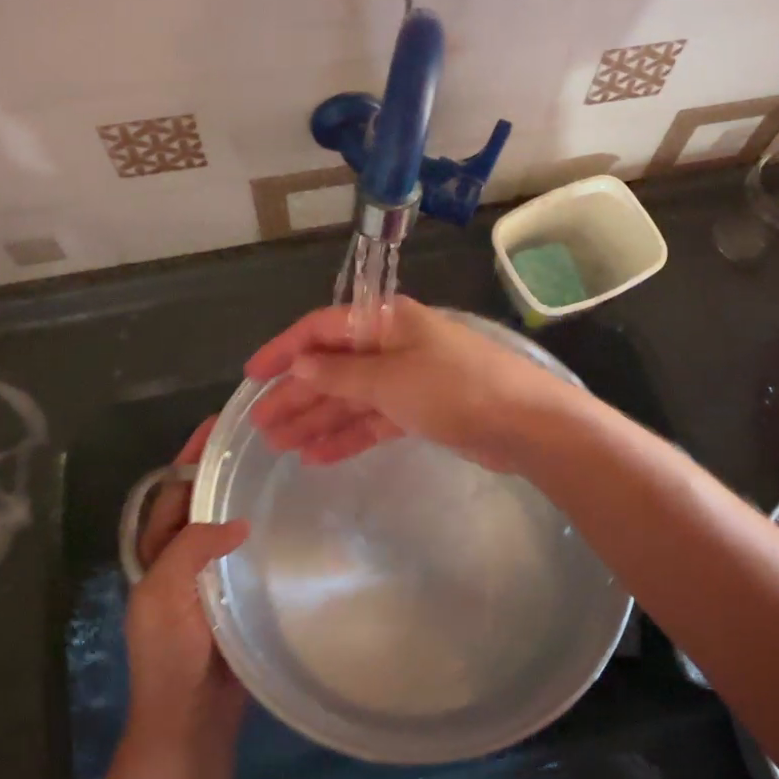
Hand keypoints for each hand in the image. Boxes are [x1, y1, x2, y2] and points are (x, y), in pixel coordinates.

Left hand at [124, 416, 249, 742]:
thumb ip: (191, 547)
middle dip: (222, 471)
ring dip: (246, 499)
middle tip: (260, 443)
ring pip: (227, 527)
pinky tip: (293, 523)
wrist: (190, 718)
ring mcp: (210, 579)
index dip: (191, 457)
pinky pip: (249, 556)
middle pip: (201, 503)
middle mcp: (180, 559)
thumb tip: (237, 522)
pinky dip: (264, 535)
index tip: (219, 424)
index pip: (172, 491)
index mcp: (155, 552)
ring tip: (281, 471)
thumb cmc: (170, 652)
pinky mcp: (237, 598)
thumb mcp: (166, 593)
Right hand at [243, 297, 575, 470]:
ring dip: (316, 420)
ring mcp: (407, 380)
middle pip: (333, 368)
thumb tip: (300, 364)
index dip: (284, 350)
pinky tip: (317, 456)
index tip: (252, 376)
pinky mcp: (420, 412)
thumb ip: (342, 373)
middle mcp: (391, 345)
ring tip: (280, 446)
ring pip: (350, 398)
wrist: (526, 424)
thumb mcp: (391, 379)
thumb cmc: (456, 388)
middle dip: (296, 396)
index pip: (322, 330)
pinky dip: (347, 436)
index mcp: (385, 321)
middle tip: (261, 427)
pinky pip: (373, 421)